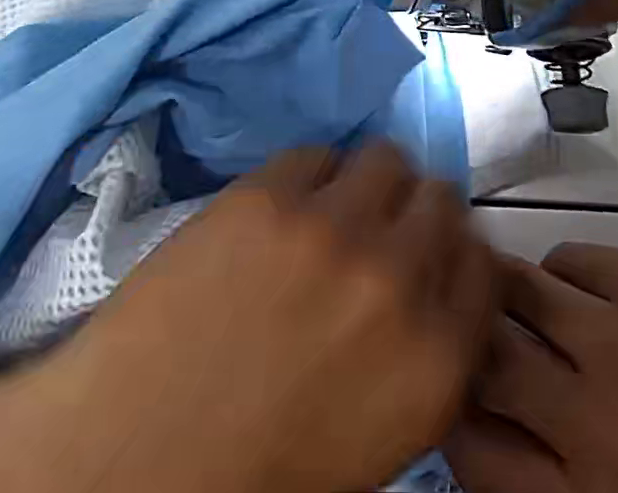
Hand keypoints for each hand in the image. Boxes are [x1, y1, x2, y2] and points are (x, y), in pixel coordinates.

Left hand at [0, 142, 496, 492]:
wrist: (132, 454)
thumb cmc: (264, 466)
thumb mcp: (385, 434)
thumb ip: (433, 352)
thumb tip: (445, 279)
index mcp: (437, 357)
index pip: (485, 262)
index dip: (455, 252)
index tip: (431, 252)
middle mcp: (397, 279)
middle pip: (441, 199)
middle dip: (416, 213)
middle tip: (380, 227)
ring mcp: (330, 228)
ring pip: (387, 158)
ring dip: (369, 182)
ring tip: (335, 206)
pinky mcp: (265, 195)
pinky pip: (316, 154)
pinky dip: (309, 177)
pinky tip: (282, 211)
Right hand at [445, 244, 617, 492]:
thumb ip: (564, 487)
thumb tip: (501, 438)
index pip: (477, 454)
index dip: (454, 420)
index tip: (461, 401)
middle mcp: (594, 415)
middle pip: (487, 361)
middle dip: (470, 346)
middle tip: (475, 339)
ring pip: (516, 293)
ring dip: (503, 295)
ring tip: (508, 298)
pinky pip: (569, 260)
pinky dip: (560, 274)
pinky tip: (579, 291)